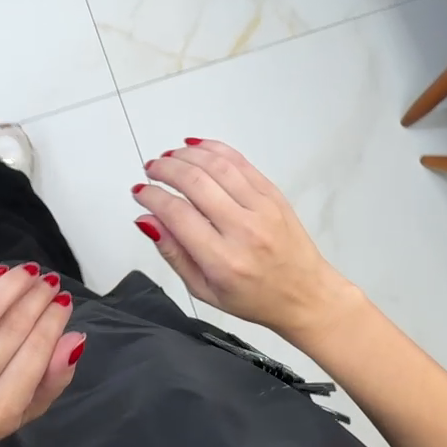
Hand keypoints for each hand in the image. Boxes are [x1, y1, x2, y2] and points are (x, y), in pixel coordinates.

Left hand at [0, 263, 84, 446]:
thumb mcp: (27, 410)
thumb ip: (55, 378)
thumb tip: (76, 338)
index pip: (34, 354)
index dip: (53, 321)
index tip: (65, 300)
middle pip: (11, 328)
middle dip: (37, 297)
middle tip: (51, 281)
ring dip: (12, 284)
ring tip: (30, 271)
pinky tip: (0, 272)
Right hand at [133, 139, 361, 339]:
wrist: (306, 295)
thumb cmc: (256, 298)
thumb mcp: (204, 290)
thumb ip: (173, 253)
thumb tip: (147, 221)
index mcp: (224, 260)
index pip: (177, 214)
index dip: (152, 197)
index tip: (140, 191)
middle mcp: (244, 230)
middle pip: (194, 182)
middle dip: (165, 169)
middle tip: (151, 169)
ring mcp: (262, 208)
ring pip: (216, 165)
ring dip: (185, 155)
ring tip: (168, 157)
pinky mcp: (273, 194)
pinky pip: (239, 161)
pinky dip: (213, 148)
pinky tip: (195, 148)